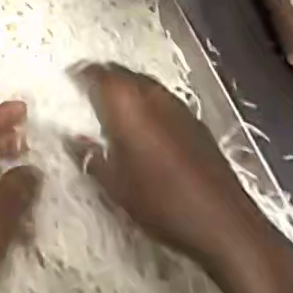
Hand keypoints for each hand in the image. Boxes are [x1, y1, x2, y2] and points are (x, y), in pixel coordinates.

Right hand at [68, 64, 292, 292]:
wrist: (223, 220)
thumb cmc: (160, 200)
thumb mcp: (114, 184)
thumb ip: (89, 155)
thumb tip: (70, 138)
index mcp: (125, 101)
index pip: (95, 73)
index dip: (79, 73)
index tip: (69, 79)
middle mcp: (149, 92)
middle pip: (119, 72)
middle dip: (101, 76)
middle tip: (87, 90)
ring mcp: (175, 102)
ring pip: (141, 82)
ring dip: (125, 86)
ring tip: (113, 105)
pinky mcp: (193, 117)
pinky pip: (160, 96)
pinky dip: (145, 100)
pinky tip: (144, 122)